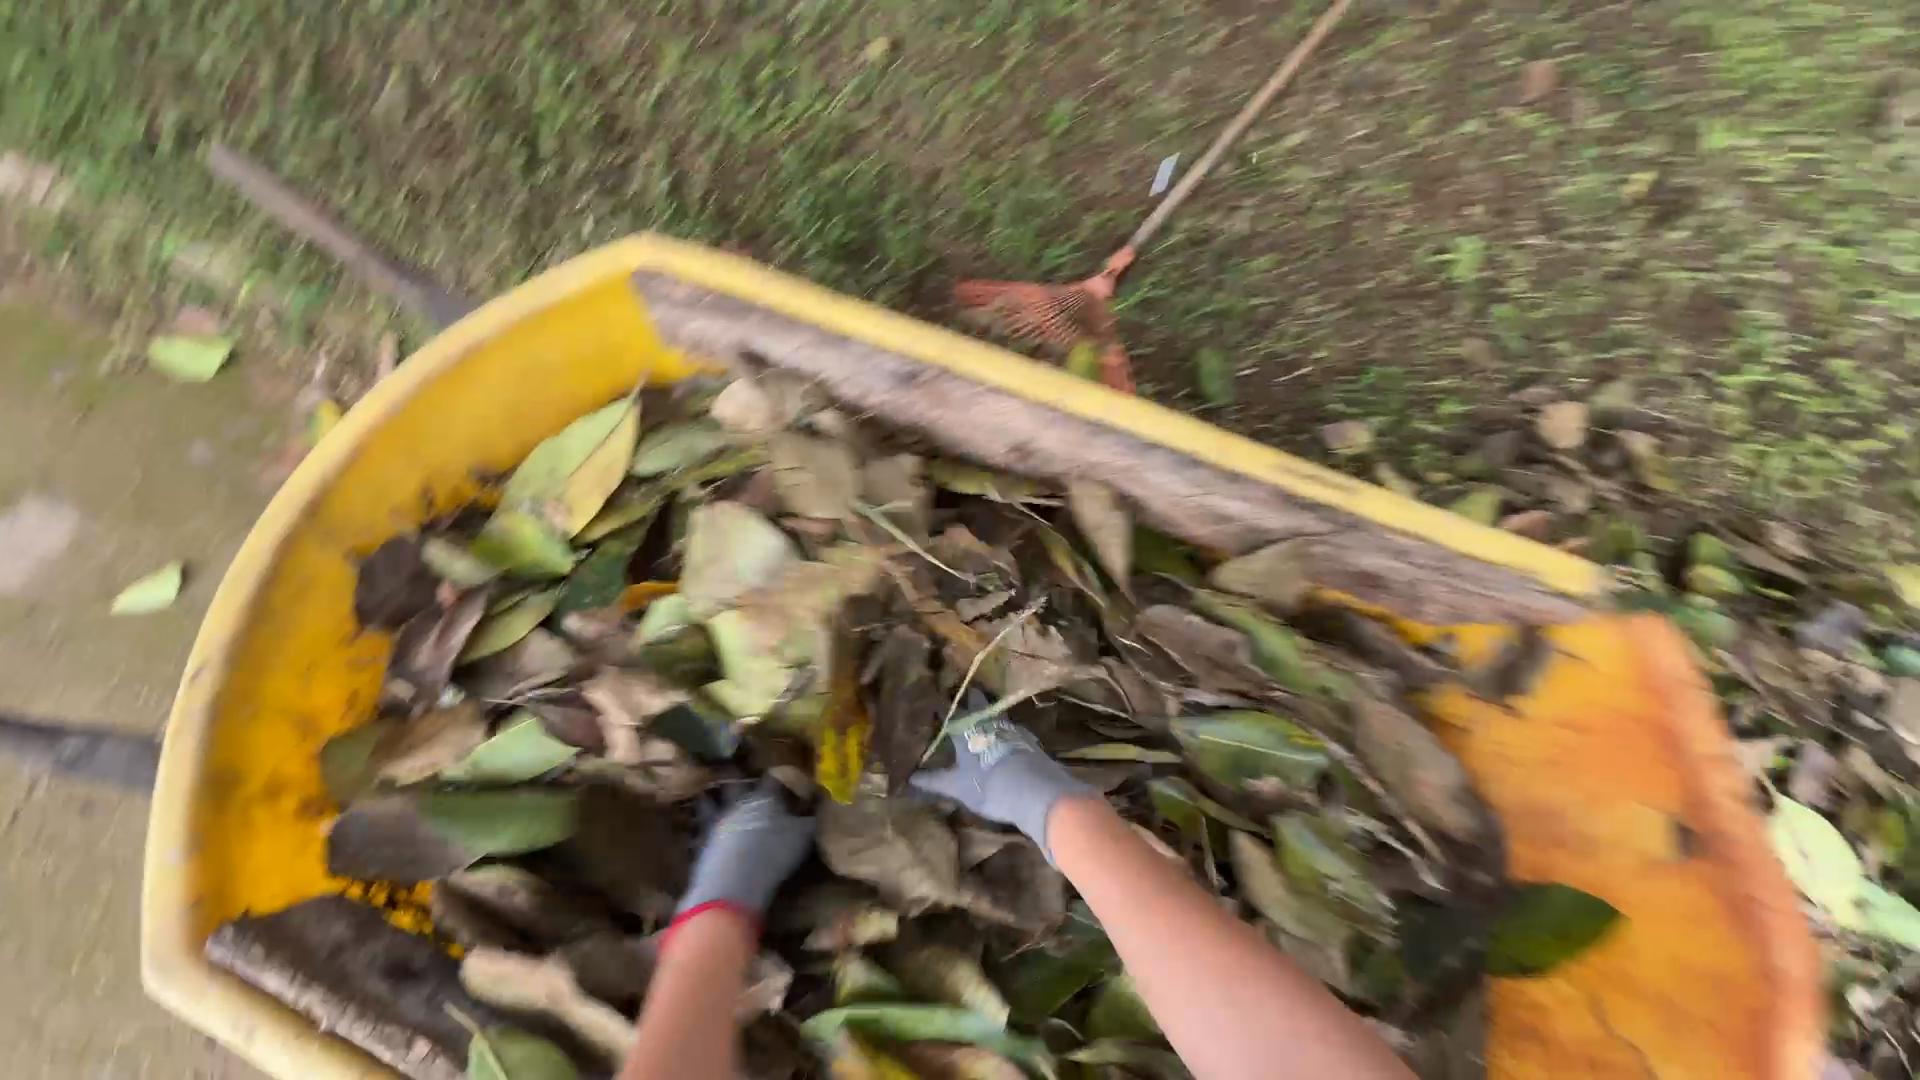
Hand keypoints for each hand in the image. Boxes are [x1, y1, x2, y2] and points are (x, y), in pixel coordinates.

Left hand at [675, 781, 814, 922]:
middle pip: (735, 782)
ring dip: (711, 797)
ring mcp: (715, 821)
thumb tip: (823, 804)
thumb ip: (812, 819)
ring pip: (709, 801)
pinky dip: (699, 826)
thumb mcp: (803, 837)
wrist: (733, 885)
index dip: (780, 776)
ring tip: (712, 796)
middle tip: (742, 778)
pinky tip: (702, 829)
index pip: (772, 777)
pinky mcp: (699, 842)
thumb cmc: (773, 855)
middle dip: (738, 778)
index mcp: (764, 797)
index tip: (787, 779)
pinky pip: (697, 828)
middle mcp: (737, 803)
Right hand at [909, 708, 1092, 859]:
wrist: (1037, 792)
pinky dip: (1005, 732)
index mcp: (967, 729)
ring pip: (997, 715)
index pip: (951, 711)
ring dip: (989, 714)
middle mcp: (989, 722)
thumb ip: (934, 781)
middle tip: (964, 694)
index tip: (935, 700)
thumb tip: (910, 778)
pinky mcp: (1029, 741)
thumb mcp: (957, 788)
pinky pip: (1012, 730)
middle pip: (978, 704)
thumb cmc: (989, 786)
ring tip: (982, 718)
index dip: (942, 706)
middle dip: (970, 699)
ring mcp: (1012, 729)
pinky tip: (1005, 741)